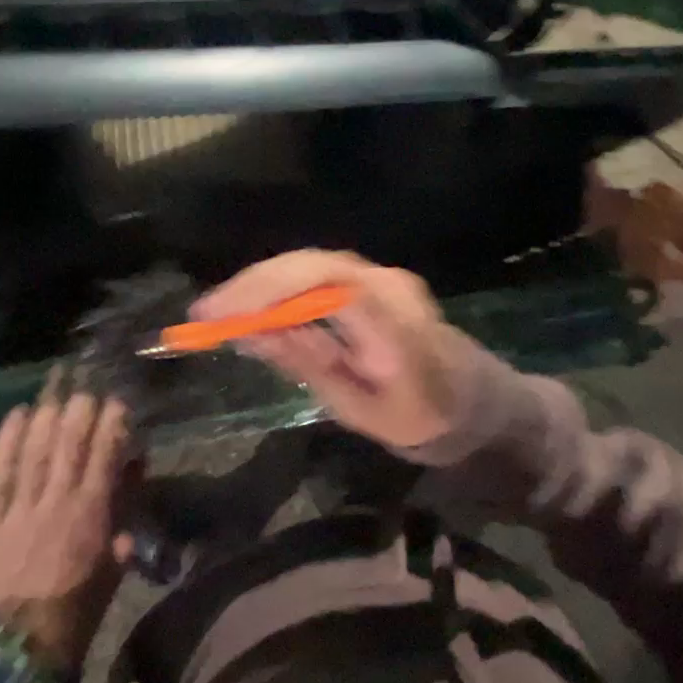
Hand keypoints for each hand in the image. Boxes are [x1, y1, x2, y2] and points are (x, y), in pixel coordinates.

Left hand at [0, 387, 133, 672]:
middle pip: (67, 444)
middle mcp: (57, 501)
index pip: (103, 453)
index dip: (111, 421)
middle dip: (79, 407)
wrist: (31, 636)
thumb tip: (135, 462)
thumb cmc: (84, 595)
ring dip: (45, 413)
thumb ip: (125, 506)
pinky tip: (15, 414)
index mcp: (91, 512)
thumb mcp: (118, 554)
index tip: (117, 397)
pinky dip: (5, 441)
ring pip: (33, 450)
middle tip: (86, 382)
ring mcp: (21, 508)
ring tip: (54, 385)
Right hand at [193, 250, 471, 448]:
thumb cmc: (425, 417)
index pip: (325, 286)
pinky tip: (254, 309)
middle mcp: (388, 284)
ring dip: (263, 283)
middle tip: (204, 312)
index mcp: (394, 322)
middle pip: (312, 266)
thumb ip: (309, 365)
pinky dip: (283, 288)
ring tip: (217, 311)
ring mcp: (383, 277)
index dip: (267, 292)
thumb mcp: (362, 409)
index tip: (218, 313)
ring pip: (312, 265)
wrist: (478, 400)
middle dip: (253, 284)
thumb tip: (251, 335)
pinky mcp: (373, 281)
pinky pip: (321, 276)